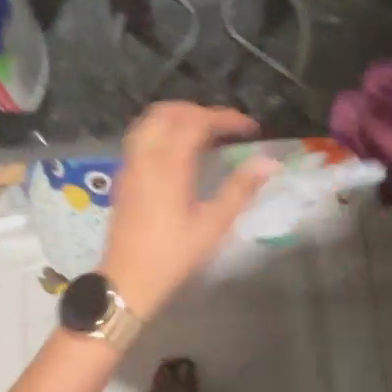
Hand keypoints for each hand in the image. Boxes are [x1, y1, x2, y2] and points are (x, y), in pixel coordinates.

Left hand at [100, 103, 280, 318]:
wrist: (127, 280)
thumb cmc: (173, 255)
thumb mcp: (213, 224)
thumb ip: (240, 189)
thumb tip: (269, 162)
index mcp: (168, 165)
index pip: (197, 122)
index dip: (225, 118)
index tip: (249, 127)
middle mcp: (145, 156)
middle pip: (168, 112)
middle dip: (198, 111)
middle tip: (225, 126)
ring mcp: (129, 165)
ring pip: (149, 122)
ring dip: (177, 118)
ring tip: (203, 133)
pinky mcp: (123, 177)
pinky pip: (140, 138)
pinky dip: (161, 131)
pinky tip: (178, 152)